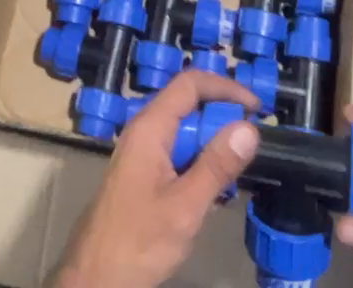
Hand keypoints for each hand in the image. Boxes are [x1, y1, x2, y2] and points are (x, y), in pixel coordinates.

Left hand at [52, 72, 261, 287]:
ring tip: (235, 175)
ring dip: (213, 146)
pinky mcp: (145, 174)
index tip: (257, 109)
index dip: (225, 87)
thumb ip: (216, 166)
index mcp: (150, 127)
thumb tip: (250, 128)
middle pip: (189, 105)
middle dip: (223, 120)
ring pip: (186, 132)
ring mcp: (143, 152)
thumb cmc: (138, 241)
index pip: (190, 83)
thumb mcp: (184, 206)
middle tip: (250, 148)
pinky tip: (214, 195)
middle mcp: (145, 131)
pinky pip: (179, 154)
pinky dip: (201, 165)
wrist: (95, 278)